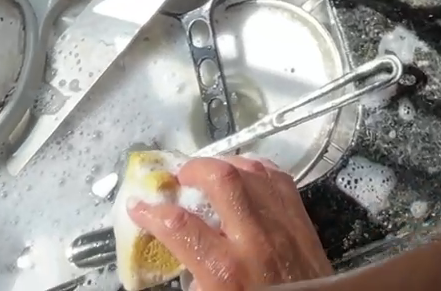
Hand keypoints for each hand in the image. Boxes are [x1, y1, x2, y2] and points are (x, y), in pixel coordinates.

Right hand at [129, 155, 333, 289]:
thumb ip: (196, 276)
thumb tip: (180, 248)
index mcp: (226, 270)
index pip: (180, 226)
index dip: (152, 212)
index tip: (138, 206)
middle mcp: (254, 238)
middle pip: (222, 178)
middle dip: (195, 168)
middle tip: (181, 176)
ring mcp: (281, 223)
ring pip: (252, 169)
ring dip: (226, 164)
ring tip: (210, 171)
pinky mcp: (302, 219)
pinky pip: (278, 176)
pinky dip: (258, 168)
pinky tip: (247, 173)